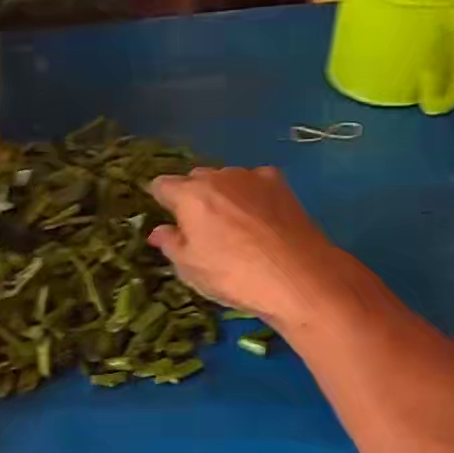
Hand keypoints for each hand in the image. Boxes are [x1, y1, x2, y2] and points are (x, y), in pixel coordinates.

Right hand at [147, 166, 363, 328]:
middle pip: (196, 179)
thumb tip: (158, 231)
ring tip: (232, 226)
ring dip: (223, 195)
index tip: (164, 216)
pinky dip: (250, 196)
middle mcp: (218, 176)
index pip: (162, 186)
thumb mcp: (190, 268)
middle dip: (192, 197)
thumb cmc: (231, 274)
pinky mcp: (280, 184)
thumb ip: (171, 244)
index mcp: (189, 195)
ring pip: (227, 179)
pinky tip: (259, 220)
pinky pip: (254, 184)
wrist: (295, 275)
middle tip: (199, 228)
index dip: (160, 200)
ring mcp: (252, 176)